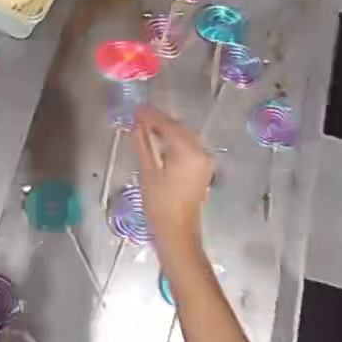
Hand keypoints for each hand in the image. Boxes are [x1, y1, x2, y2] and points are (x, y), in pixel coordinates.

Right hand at [135, 105, 214, 249]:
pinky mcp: (203, 169)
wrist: (178, 232)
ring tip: (146, 128)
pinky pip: (188, 148)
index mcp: (188, 152)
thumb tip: (138, 125)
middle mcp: (201, 152)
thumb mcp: (148, 172)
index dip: (151, 116)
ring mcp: (205, 161)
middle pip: (179, 129)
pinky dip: (174, 142)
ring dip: (167, 131)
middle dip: (160, 122)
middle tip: (139, 117)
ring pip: (184, 138)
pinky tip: (160, 143)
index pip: (168, 126)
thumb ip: (143, 144)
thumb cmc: (160, 204)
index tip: (137, 109)